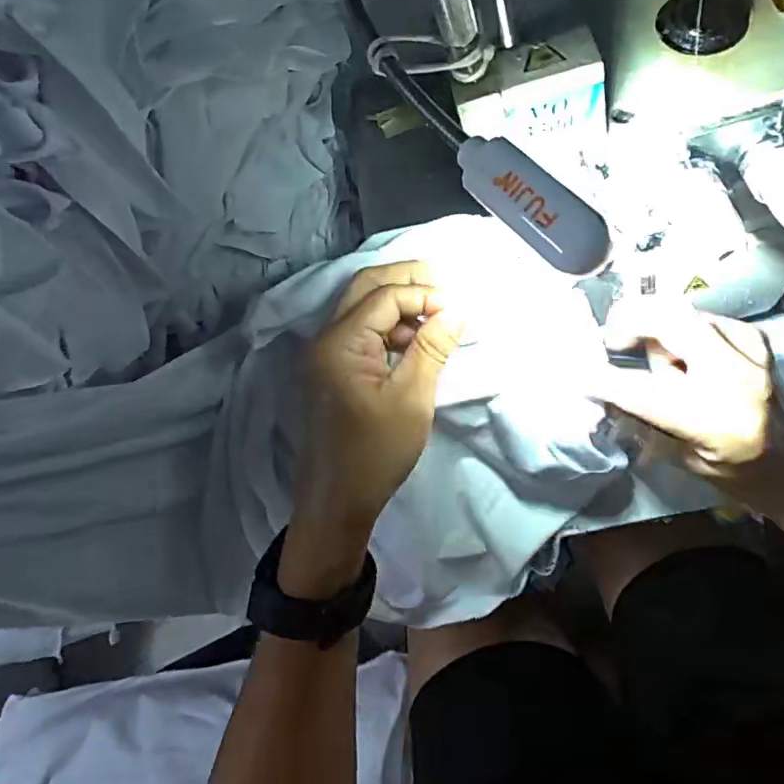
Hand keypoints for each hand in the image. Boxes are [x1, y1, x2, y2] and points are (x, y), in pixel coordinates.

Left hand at [294, 262, 465, 540]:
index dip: (424, 294)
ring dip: (398, 302)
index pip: (384, 297)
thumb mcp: (412, 398)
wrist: (335, 504)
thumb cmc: (375, 453)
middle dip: (405, 279)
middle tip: (444, 281)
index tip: (458, 308)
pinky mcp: (332, 370)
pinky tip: (415, 339)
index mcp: (339, 344)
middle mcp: (325, 339)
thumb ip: (432, 347)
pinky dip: (389, 326)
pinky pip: (361, 331)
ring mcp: (325, 354)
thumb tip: (456, 309)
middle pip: (365, 288)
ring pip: (362, 307)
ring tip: (435, 313)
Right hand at [591, 302, 783, 531]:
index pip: (645, 392)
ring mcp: (750, 350)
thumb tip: (605, 393)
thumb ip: (646, 422)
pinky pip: (701, 317)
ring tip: (652, 352)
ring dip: (656, 326)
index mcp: (718, 421)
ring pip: (683, 312)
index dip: (606, 381)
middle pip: (669, 322)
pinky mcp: (754, 336)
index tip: (579, 374)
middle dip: (630, 322)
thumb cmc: (742, 477)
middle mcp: (736, 377)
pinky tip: (682, 351)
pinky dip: (681, 328)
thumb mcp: (685, 461)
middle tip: (611, 338)